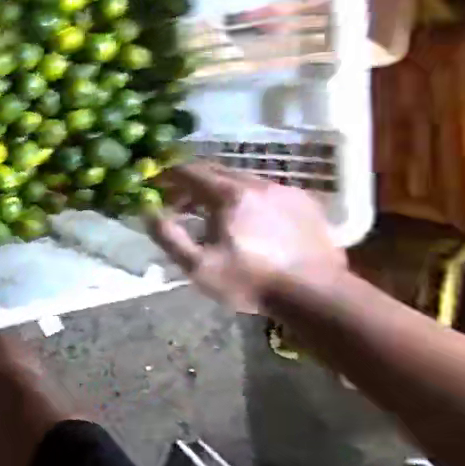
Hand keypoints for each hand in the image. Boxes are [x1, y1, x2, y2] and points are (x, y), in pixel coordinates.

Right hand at [147, 162, 345, 313]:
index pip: (189, 171)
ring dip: (219, 190)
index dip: (167, 175)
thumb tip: (147, 211)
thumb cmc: (250, 281)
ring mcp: (286, 191)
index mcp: (228, 195)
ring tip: (210, 213)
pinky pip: (267, 191)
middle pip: (216, 171)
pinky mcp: (306, 204)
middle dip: (191, 182)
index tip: (154, 184)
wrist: (317, 294)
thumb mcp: (197, 266)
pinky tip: (247, 220)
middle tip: (177, 201)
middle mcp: (257, 184)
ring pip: (242, 180)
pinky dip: (247, 198)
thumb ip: (167, 236)